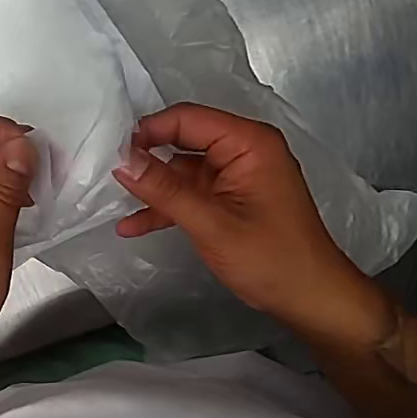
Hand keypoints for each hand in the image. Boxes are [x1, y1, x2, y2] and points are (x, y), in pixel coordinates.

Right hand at [113, 103, 395, 349]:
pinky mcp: (230, 198)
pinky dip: (166, 207)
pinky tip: (133, 225)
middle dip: (146, 157)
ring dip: (152, 188)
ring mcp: (236, 175)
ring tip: (112, 201)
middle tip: (107, 172)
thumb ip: (165, 190)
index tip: (112, 152)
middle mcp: (243, 150)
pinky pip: (191, 193)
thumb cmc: (270, 259)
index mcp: (248, 143)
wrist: (309, 298)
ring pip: (182, 170)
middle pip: (183, 140)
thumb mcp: (211, 224)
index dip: (148, 131)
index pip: (187, 119)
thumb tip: (123, 161)